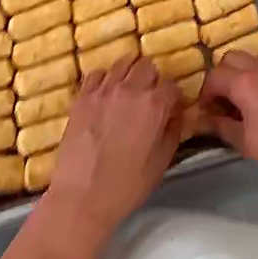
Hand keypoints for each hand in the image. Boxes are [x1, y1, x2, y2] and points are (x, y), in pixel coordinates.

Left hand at [44, 56, 180, 237]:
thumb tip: (175, 114)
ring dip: (130, 73)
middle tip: (149, 96)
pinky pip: (97, 74)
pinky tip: (105, 93)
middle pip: (147, 66)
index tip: (171, 107)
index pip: (171, 85)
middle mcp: (130, 89)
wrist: (82, 195)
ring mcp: (103, 90)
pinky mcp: (82, 97)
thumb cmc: (127, 185)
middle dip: (152, 78)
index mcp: (154, 105)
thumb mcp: (162, 162)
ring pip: (122, 63)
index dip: (173, 96)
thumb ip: (172, 131)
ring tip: (128, 89)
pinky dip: (105, 79)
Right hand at [199, 52, 257, 195]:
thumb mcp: (247, 144)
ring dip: (241, 76)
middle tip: (222, 103)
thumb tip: (206, 120)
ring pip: (252, 62)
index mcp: (245, 82)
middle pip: (231, 59)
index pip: (214, 77)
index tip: (205, 112)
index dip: (205, 94)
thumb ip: (222, 127)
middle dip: (221, 77)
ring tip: (243, 105)